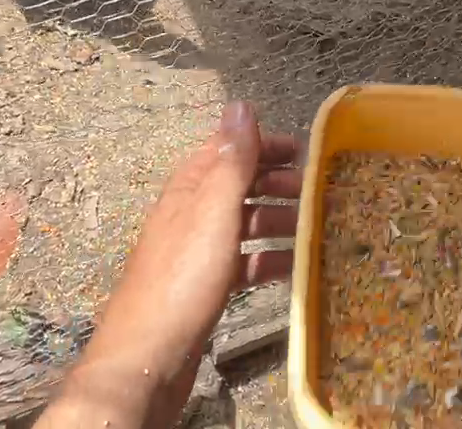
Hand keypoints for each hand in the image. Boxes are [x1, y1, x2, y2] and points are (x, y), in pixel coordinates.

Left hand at [39, 101, 300, 428]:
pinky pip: (242, 260)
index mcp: (191, 185)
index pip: (230, 148)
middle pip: (240, 184)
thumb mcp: (214, 209)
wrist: (147, 357)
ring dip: (276, 220)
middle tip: (314, 190)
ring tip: (311, 228)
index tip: (303, 151)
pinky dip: (267, 258)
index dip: (265, 145)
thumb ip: (232, 159)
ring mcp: (197, 249)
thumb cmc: (184, 275)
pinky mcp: (205, 285)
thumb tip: (240, 104)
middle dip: (276, 182)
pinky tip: (291, 268)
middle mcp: (192, 210)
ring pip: (243, 222)